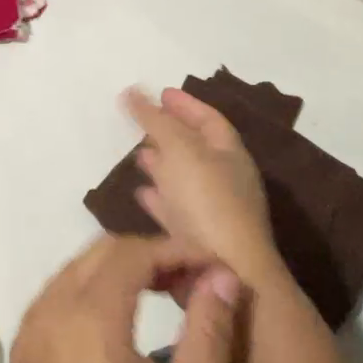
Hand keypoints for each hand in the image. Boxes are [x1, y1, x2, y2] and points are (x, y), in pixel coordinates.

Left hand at [5, 234, 243, 362]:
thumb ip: (209, 334)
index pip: (131, 253)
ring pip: (74, 268)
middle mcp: (50, 308)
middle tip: (192, 279)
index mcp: (89, 317)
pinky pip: (56, 293)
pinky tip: (120, 315)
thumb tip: (223, 278)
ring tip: (164, 291)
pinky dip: (90, 287)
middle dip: (148, 253)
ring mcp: (29, 326)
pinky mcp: (22, 345)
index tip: (213, 267)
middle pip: (99, 251)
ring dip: (118, 268)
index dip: (176, 250)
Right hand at [122, 87, 284, 287]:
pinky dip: (158, 198)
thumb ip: (155, 121)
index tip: (161, 92)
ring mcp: (213, 213)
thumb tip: (132, 90)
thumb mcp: (180, 151)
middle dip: (171, 133)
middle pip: (197, 149)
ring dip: (163, 166)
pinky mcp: (197, 239)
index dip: (186, 105)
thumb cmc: (208, 203)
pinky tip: (141, 195)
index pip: (210, 120)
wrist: (224, 272)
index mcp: (230, 156)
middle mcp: (226, 182)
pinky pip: (175, 210)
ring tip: (138, 156)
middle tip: (144, 122)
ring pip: (184, 180)